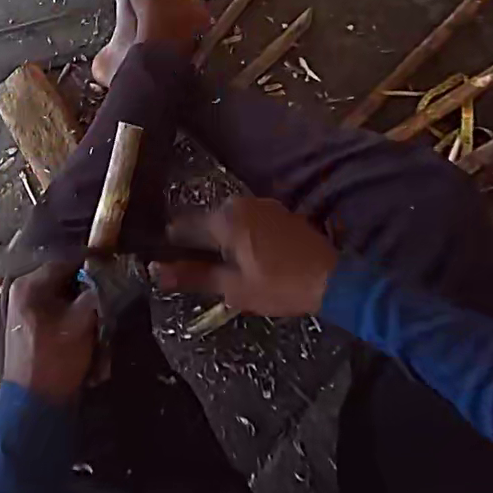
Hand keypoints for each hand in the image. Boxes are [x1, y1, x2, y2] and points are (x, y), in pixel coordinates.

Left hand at [3, 261, 99, 404]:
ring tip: (97, 337)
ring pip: (64, 301)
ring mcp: (24, 310)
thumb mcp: (81, 323)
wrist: (34, 406)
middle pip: (65, 281)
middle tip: (107, 311)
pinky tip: (87, 348)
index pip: (66, 261)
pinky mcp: (31, 328)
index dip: (92, 267)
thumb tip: (111, 272)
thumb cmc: (56, 360)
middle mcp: (22, 291)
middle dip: (88, 297)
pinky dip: (74, 327)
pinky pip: (57, 317)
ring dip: (84, 316)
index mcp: (29, 284)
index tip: (114, 274)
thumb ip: (95, 293)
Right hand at [150, 196, 339, 316]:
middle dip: (202, 243)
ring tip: (231, 265)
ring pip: (228, 220)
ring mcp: (261, 204)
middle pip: (206, 221)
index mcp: (223, 219)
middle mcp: (238, 203)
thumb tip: (155, 271)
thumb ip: (192, 276)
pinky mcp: (278, 210)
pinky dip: (244, 234)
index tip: (172, 261)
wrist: (338, 282)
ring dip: (224, 238)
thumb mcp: (234, 288)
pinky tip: (253, 256)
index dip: (174, 244)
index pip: (182, 225)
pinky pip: (248, 219)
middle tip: (208, 270)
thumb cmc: (281, 286)